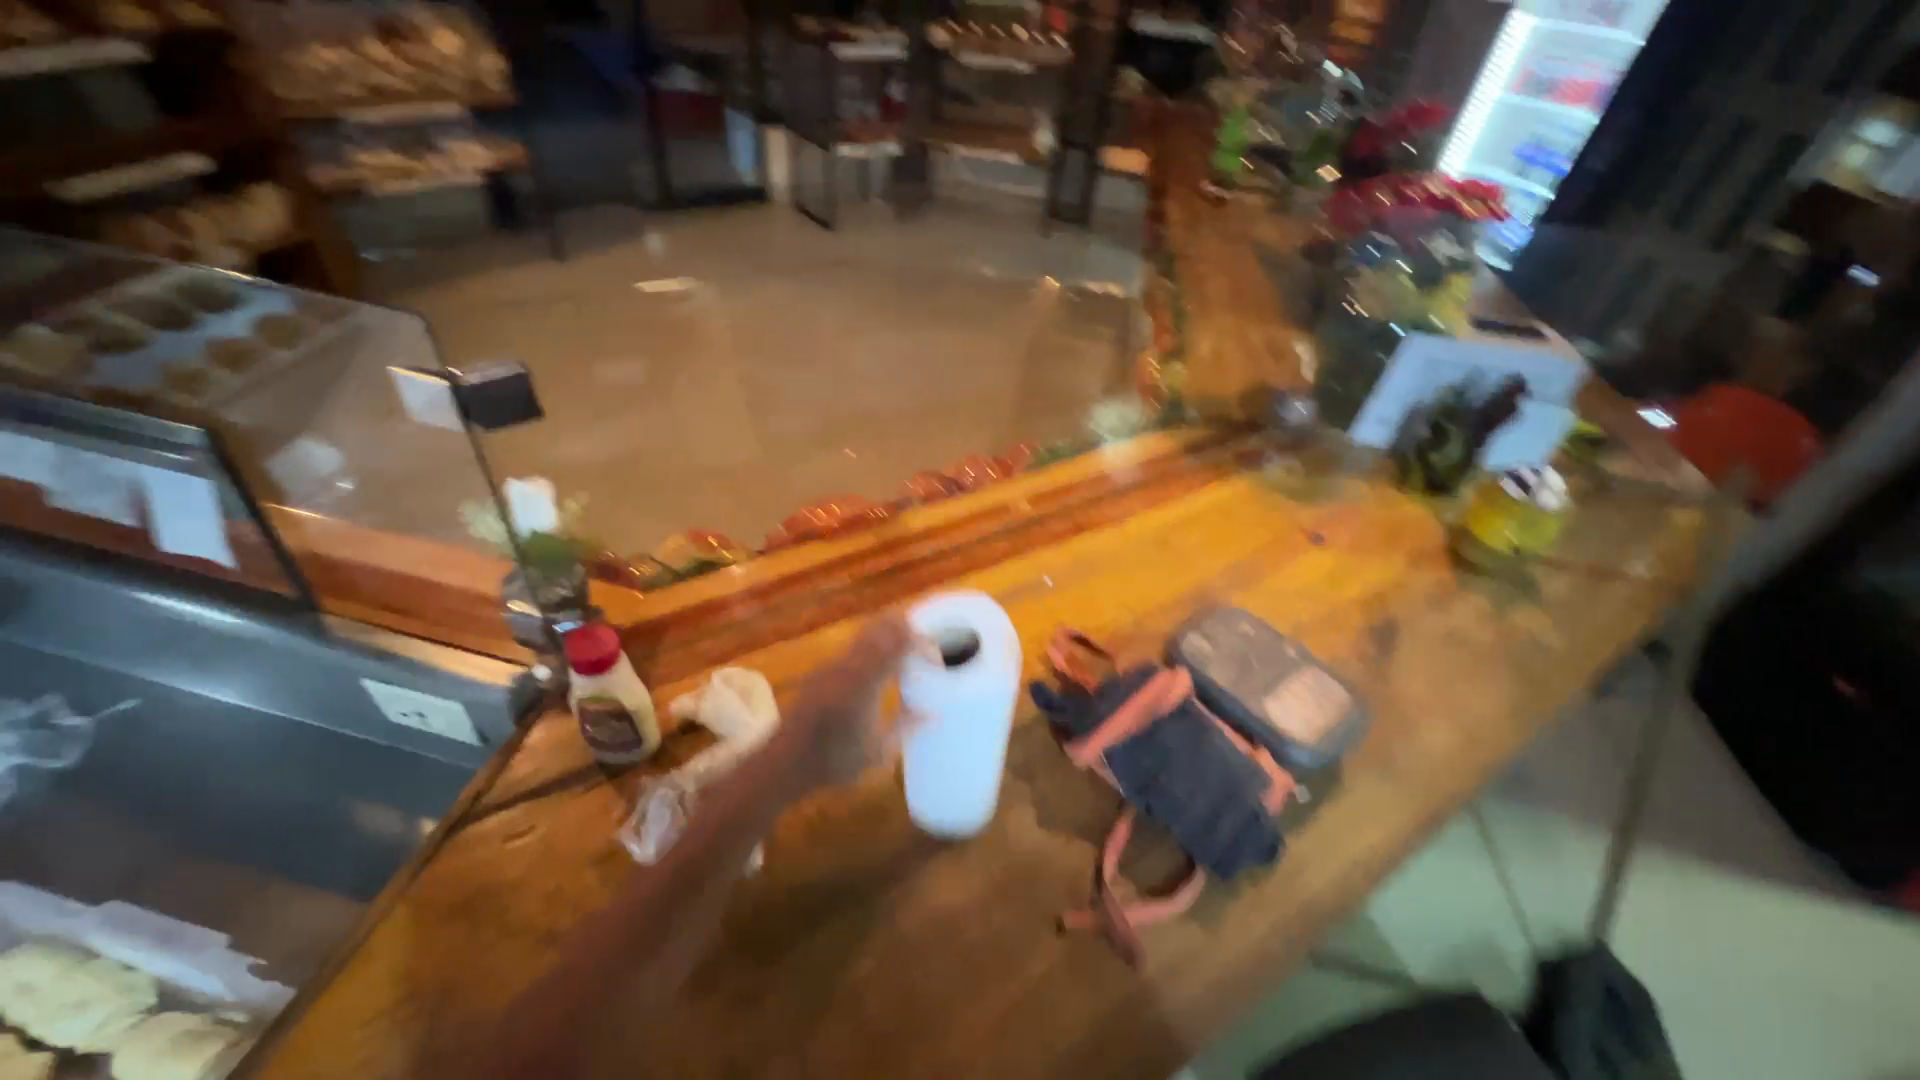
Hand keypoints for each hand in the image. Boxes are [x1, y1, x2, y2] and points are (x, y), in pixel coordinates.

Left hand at [778, 613, 930, 794]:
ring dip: (890, 636)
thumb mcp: (878, 751)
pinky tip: (880, 670)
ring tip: (905, 656)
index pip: (901, 642)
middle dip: (908, 630)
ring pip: (867, 632)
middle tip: (924, 650)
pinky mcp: (823, 670)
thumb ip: (907, 727)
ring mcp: (833, 664)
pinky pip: (855, 646)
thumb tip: (932, 714)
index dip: (923, 644)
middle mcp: (849, 664)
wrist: (784, 762)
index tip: (935, 660)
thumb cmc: (834, 762)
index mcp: (867, 681)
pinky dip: (874, 647)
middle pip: (883, 625)